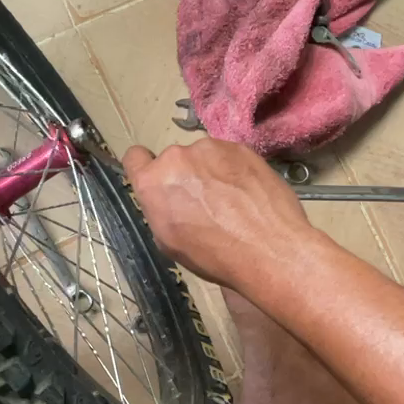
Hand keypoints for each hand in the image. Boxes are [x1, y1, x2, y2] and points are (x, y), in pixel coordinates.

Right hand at [121, 139, 312, 287]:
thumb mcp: (169, 243)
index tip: (159, 182)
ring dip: (210, 172)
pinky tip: (248, 194)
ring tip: (231, 200)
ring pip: (203, 157)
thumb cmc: (213, 255)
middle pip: (173, 161)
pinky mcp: (241, 147)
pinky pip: (229, 156)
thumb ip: (159, 209)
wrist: (270, 250)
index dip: (144, 169)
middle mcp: (177, 157)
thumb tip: (168, 200)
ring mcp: (211, 148)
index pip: (134, 157)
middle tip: (203, 203)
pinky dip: (234, 170)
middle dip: (183, 177)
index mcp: (153, 182)